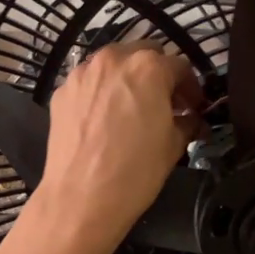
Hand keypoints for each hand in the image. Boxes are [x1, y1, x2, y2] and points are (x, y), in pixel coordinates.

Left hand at [19, 42, 201, 253]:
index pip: (180, 66)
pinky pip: (89, 82)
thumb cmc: (136, 171)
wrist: (81, 198)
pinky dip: (101, 91)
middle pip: (144, 55)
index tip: (192, 107)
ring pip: (113, 64)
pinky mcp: (62, 91)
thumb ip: (187, 120)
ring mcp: (82, 73)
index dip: (191, 88)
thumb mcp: (174, 145)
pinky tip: (105, 118)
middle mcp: (113, 59)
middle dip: (157, 75)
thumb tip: (189, 116)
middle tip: (164, 104)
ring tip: (132, 108)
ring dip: (127, 78)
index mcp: (148, 67)